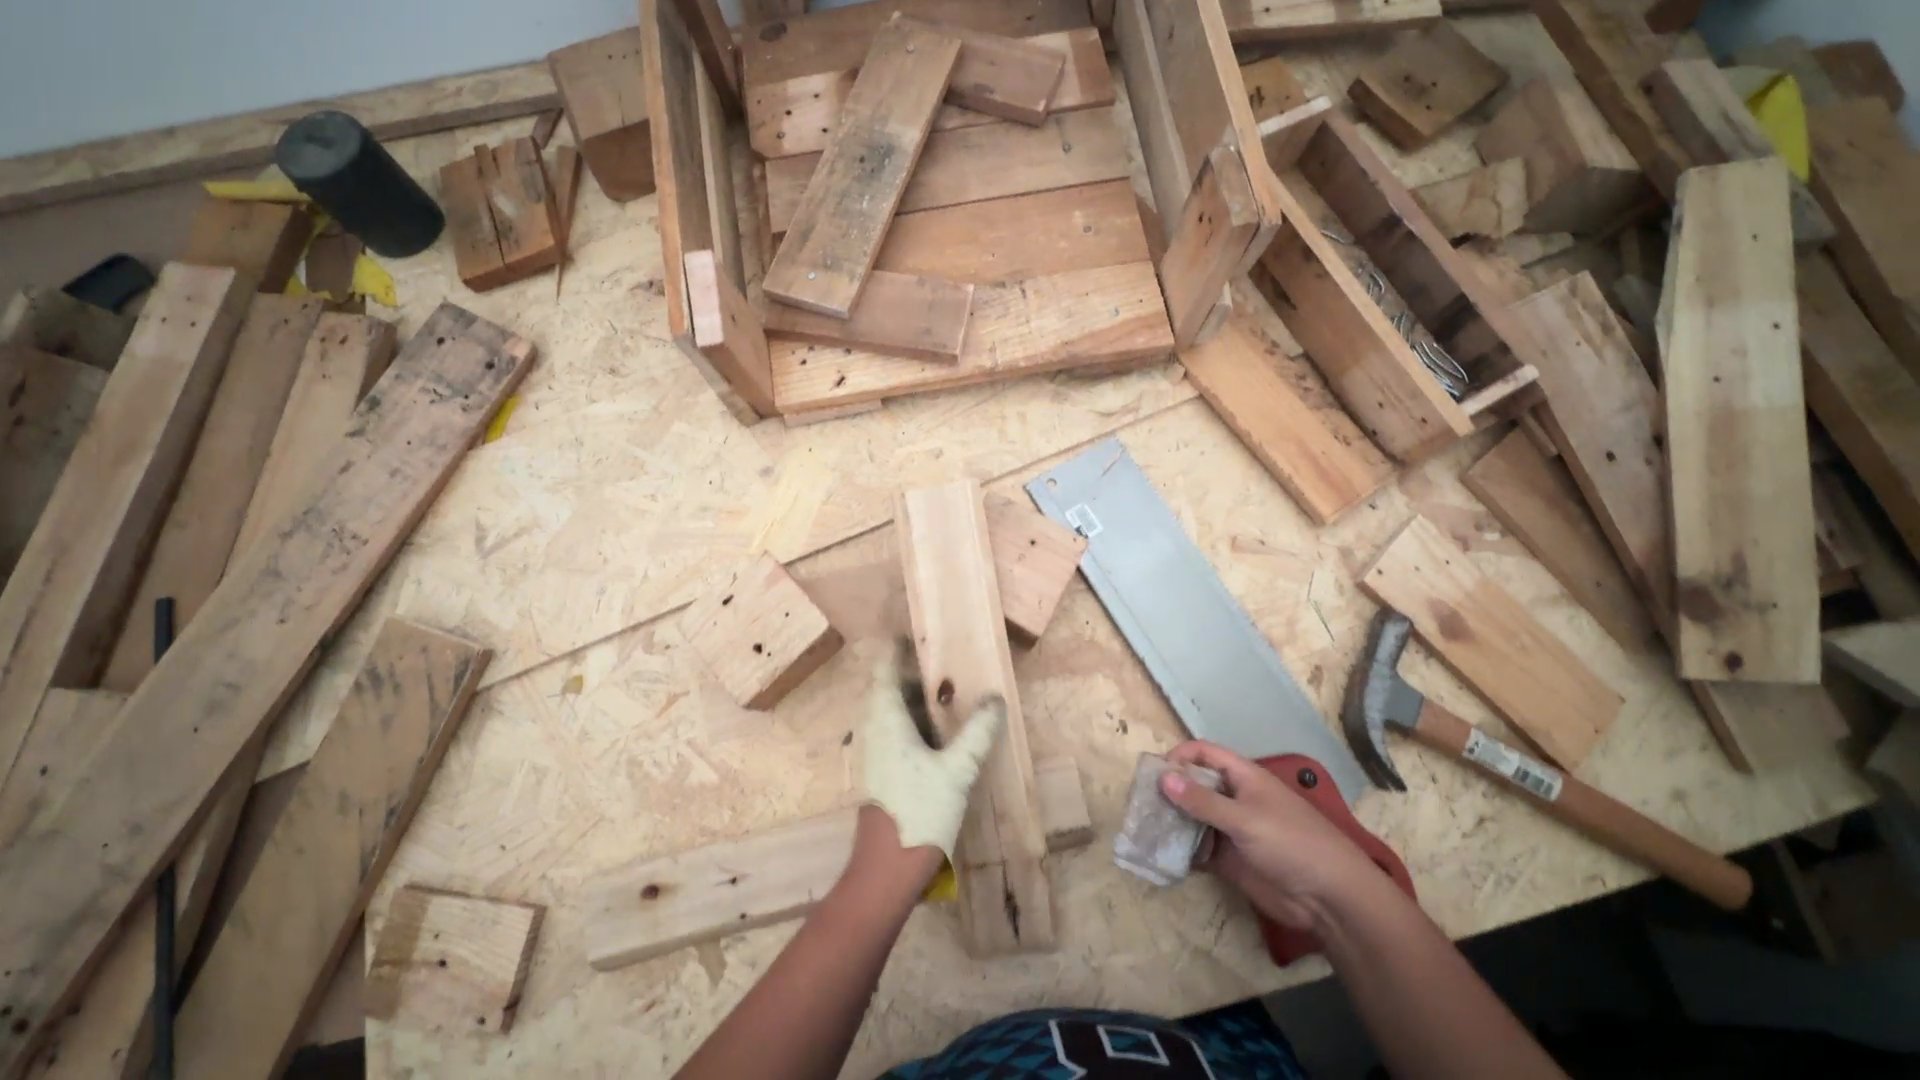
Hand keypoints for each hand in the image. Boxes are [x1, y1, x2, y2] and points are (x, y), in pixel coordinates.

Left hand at [861, 644, 1004, 861]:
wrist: (889, 866)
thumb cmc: (919, 810)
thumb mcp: (957, 770)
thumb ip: (977, 733)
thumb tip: (995, 699)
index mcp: (886, 720)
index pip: (884, 670)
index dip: (895, 649)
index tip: (912, 631)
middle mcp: (876, 730)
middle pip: (887, 688)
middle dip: (910, 671)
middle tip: (940, 656)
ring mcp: (877, 752)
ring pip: (892, 712)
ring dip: (914, 697)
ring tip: (945, 687)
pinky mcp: (885, 771)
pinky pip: (897, 731)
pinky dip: (915, 719)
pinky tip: (940, 729)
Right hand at [1160, 740, 1384, 930]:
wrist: (1328, 896)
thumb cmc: (1292, 843)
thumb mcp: (1245, 818)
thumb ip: (1203, 801)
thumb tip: (1163, 777)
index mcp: (1244, 777)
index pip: (1205, 753)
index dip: (1179, 756)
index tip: (1153, 772)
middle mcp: (1234, 799)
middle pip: (1194, 785)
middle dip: (1167, 790)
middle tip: (1138, 803)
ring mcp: (1230, 830)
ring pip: (1192, 818)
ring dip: (1170, 822)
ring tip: (1141, 829)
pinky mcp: (1229, 860)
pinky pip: (1198, 849)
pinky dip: (1180, 851)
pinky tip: (1160, 855)